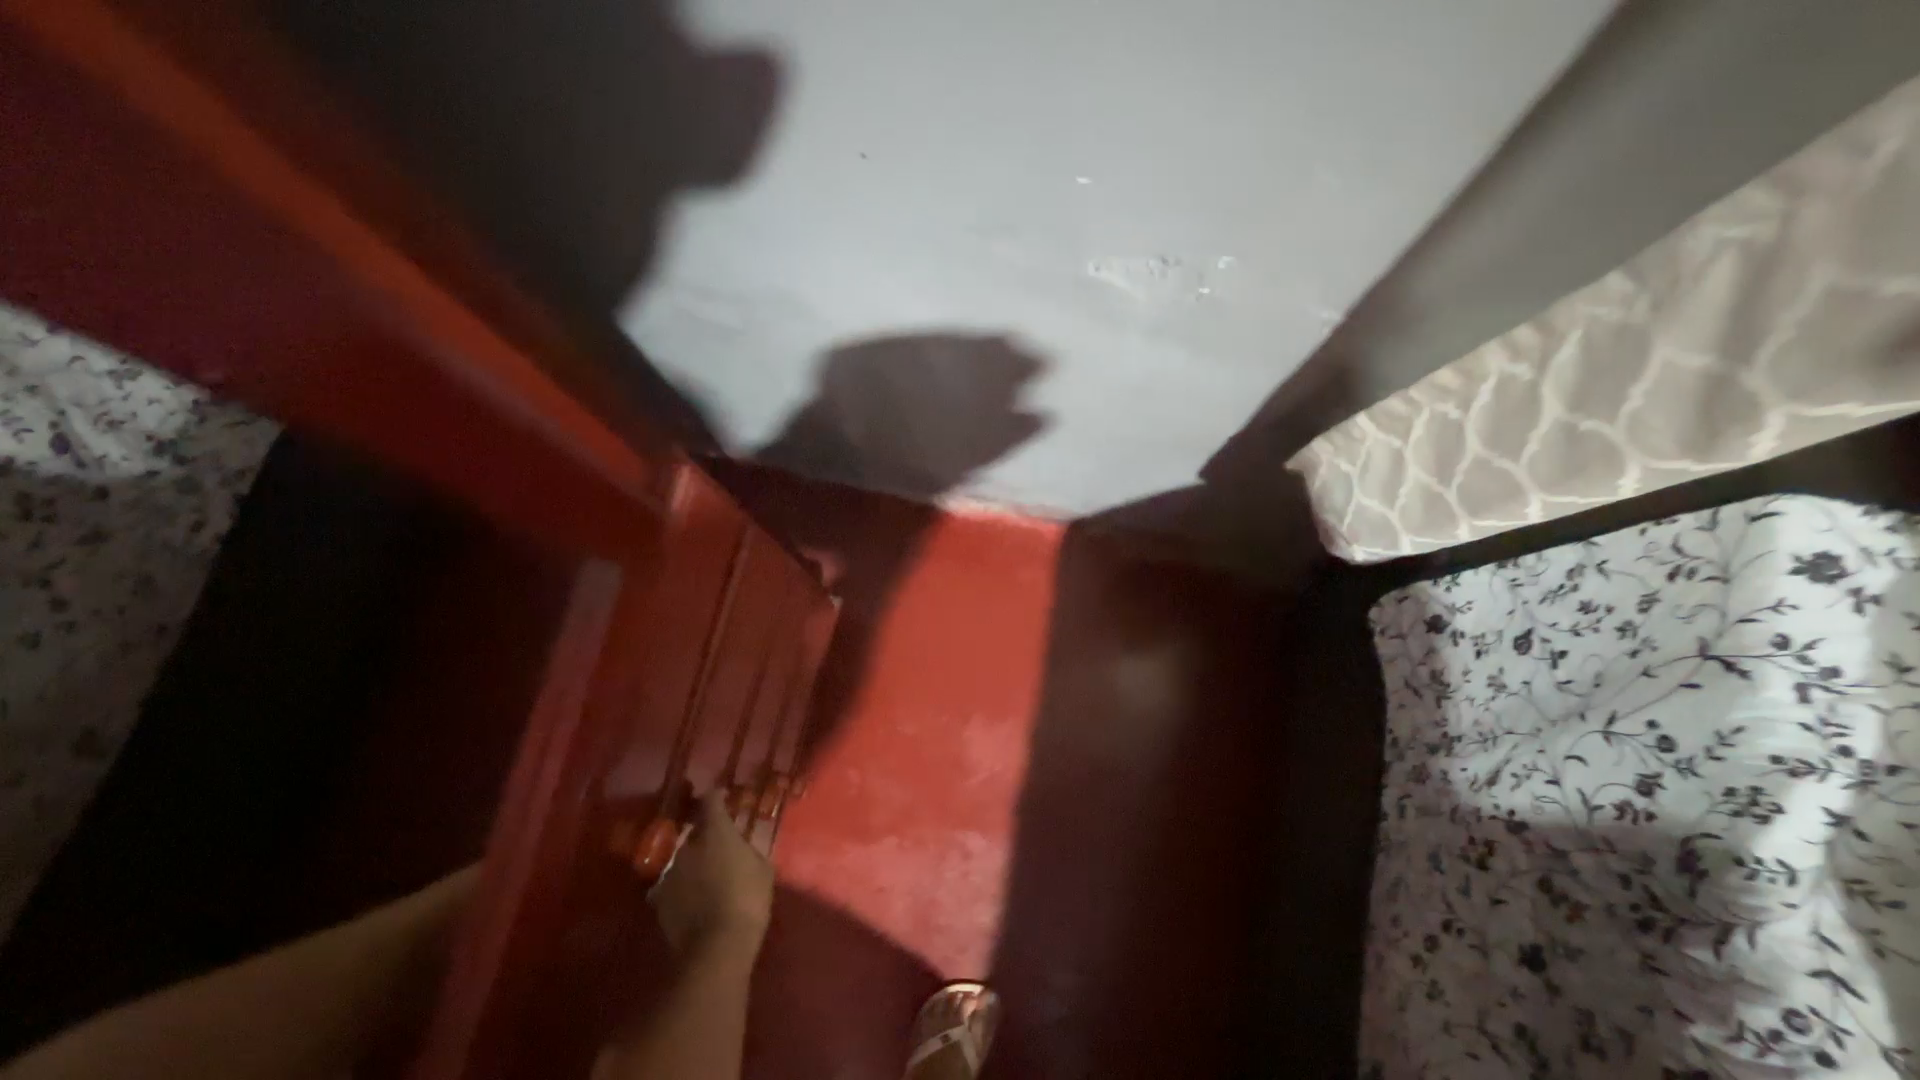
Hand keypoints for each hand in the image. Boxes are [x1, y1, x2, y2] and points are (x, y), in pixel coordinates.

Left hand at [649, 793, 774, 959]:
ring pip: (682, 859)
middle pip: (694, 832)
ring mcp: (669, 871)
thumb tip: (741, 848)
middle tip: (719, 846)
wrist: (716, 946)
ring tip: (706, 877)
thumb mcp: (763, 870)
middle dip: (705, 836)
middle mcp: (687, 845)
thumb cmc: (748, 901)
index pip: (711, 801)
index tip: (722, 796)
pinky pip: (672, 885)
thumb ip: (749, 851)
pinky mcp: (658, 898)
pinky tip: (692, 899)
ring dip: (693, 863)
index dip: (716, 796)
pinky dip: (682, 888)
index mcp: (716, 832)